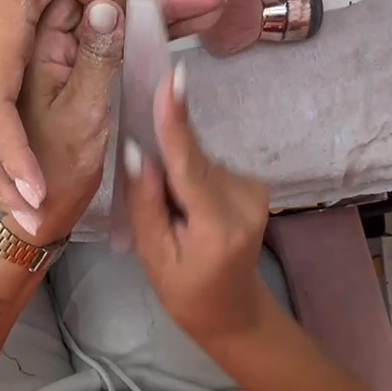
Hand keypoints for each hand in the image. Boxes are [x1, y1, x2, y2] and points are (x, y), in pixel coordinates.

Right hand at [122, 62, 276, 349]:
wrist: (233, 311)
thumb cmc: (186, 291)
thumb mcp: (154, 255)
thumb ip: (145, 203)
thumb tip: (137, 152)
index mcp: (219, 224)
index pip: (190, 165)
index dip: (176, 121)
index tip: (172, 79)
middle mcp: (245, 199)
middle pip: (190, 159)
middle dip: (163, 165)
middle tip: (156, 205)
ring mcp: (254, 189)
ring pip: (197, 161)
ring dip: (175, 176)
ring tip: (173, 216)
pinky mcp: (253, 182)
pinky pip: (205, 166)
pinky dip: (188, 179)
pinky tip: (188, 209)